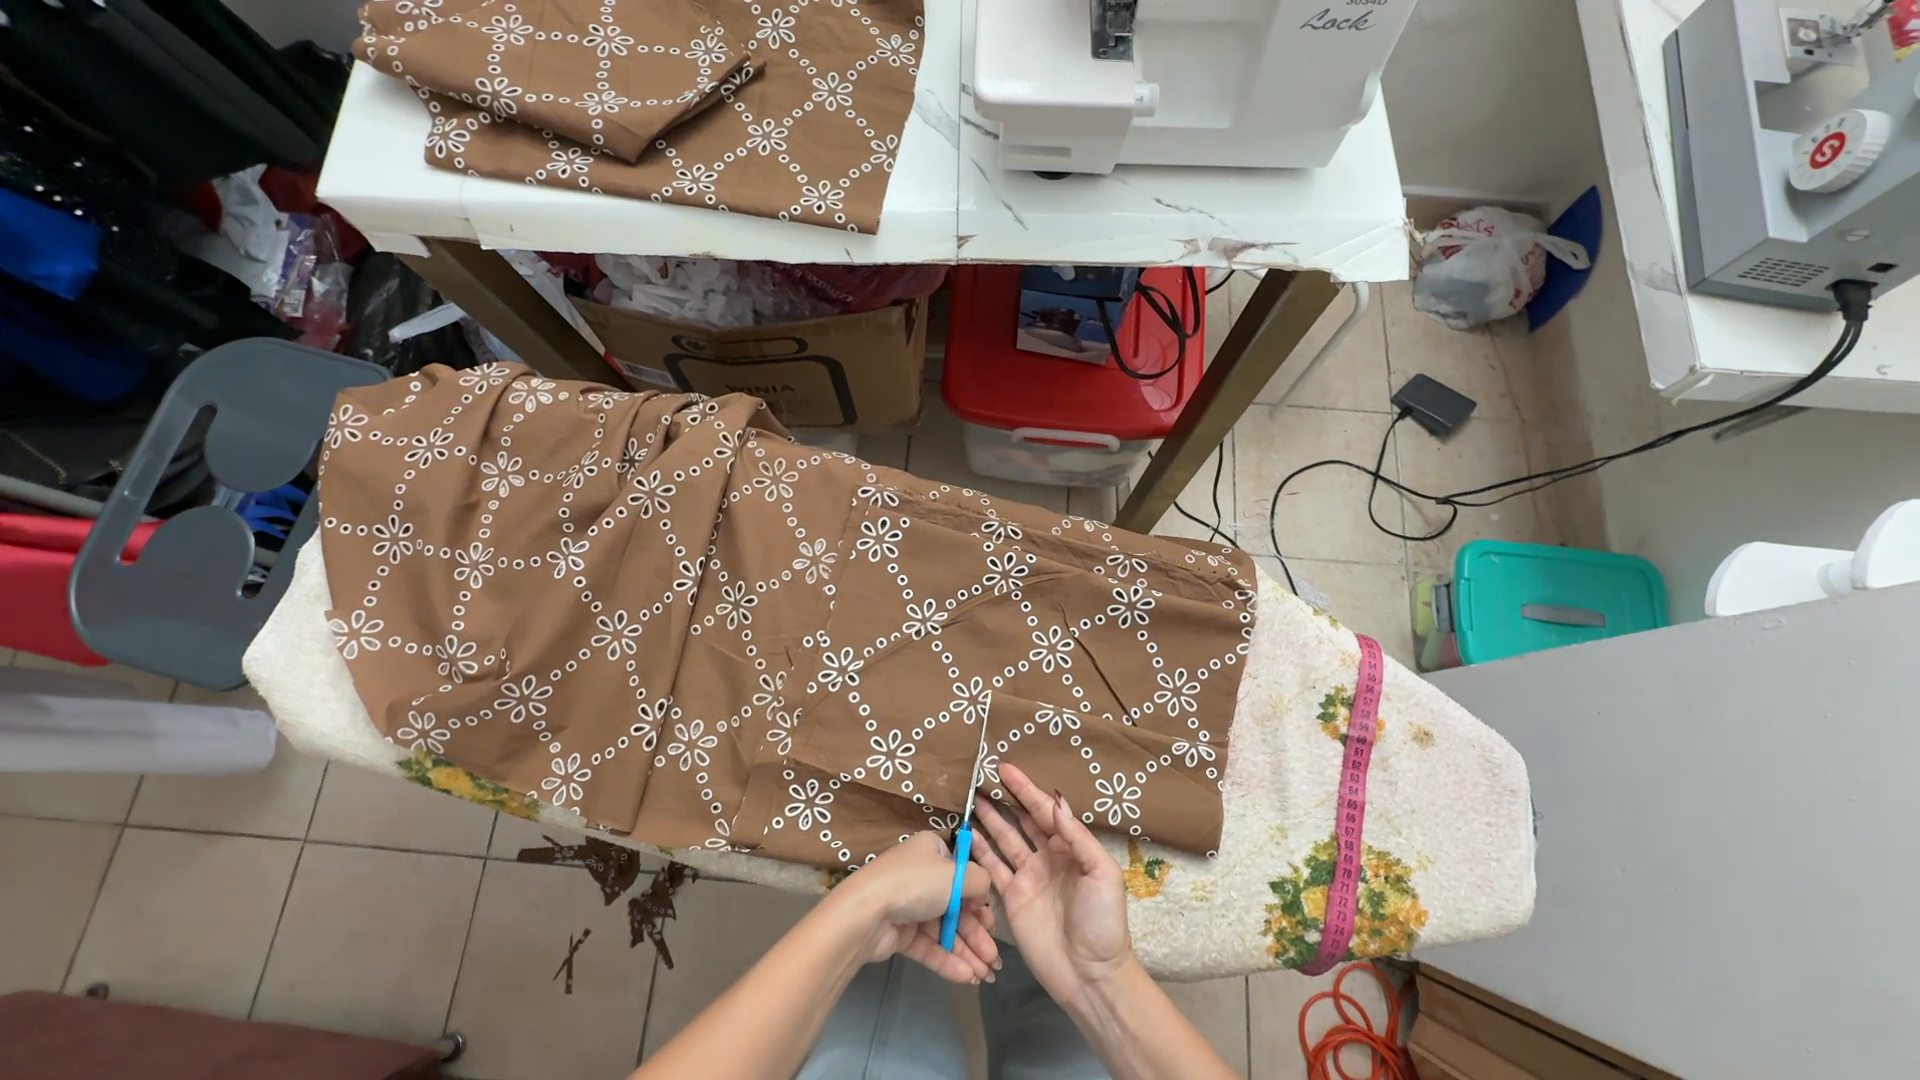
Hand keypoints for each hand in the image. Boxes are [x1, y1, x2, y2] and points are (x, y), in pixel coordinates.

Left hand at [829, 831, 1001, 984]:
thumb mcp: (957, 875)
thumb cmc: (915, 884)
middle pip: (957, 907)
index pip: (964, 876)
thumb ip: (980, 882)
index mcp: (933, 852)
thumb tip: (983, 895)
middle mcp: (922, 877)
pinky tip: (968, 977)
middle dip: (978, 935)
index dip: (980, 902)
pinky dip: (949, 961)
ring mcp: (910, 906)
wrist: (866, 912)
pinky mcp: (901, 933)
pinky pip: (930, 946)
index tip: (992, 923)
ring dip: (968, 952)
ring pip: (945, 931)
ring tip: (986, 975)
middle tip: (995, 959)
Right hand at [971, 763, 1132, 1011]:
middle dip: (1005, 800)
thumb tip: (1055, 801)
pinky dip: (980, 851)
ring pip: (1005, 840)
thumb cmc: (1103, 921)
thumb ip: (1077, 837)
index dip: (1026, 790)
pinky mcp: (1012, 898)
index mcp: (1072, 849)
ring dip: (990, 820)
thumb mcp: (1102, 873)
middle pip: (1023, 821)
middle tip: (982, 778)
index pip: (1045, 812)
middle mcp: (1048, 858)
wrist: (1089, 974)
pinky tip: (967, 834)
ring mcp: (1028, 878)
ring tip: (971, 799)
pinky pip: (993, 868)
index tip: (1006, 769)